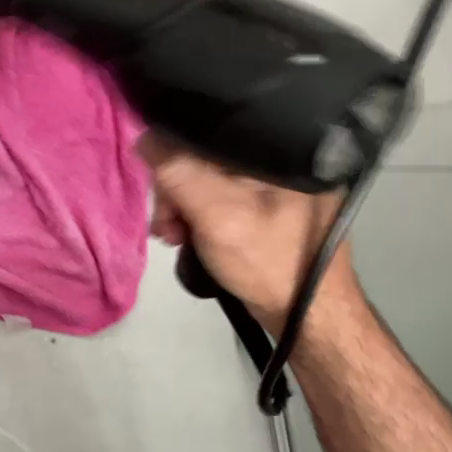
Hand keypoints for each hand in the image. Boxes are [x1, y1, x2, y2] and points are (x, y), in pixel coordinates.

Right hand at [140, 134, 361, 330]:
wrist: (305, 317)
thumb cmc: (268, 262)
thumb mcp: (216, 214)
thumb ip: (178, 173)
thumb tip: (145, 137)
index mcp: (280, 151)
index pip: (207, 135)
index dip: (173, 159)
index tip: (161, 194)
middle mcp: (279, 162)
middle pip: (203, 159)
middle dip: (175, 192)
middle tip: (169, 228)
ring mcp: (274, 187)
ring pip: (205, 180)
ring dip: (180, 208)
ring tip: (175, 237)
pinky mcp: (267, 207)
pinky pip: (217, 198)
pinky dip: (195, 216)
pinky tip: (188, 236)